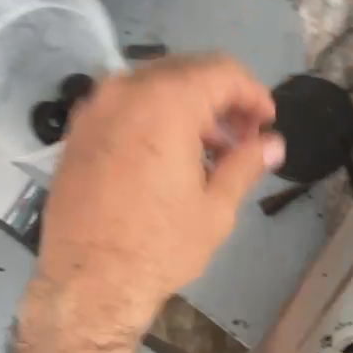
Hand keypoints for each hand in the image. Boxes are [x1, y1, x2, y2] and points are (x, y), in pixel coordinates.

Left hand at [29, 54, 285, 352]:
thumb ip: (245, 165)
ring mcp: (96, 108)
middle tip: (245, 138)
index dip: (253, 93)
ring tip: (212, 153)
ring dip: (189, 110)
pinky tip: (173, 159)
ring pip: (154, 87)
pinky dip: (157, 120)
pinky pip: (127, 108)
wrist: (92, 280)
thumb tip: (272, 145)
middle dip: (222, 100)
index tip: (268, 122)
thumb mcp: (216, 209)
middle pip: (186, 72)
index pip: (221, 72)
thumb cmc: (161, 248)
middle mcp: (126, 91)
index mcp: (166, 104)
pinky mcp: (79, 131)